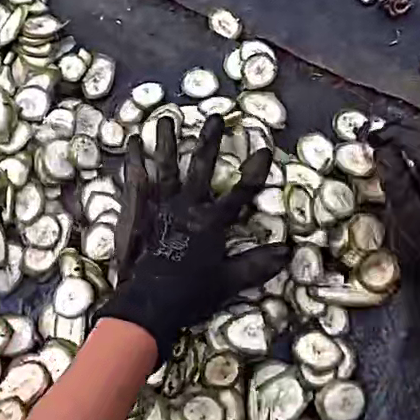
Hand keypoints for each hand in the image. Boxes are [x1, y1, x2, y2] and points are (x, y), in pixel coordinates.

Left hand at [98, 114, 290, 363]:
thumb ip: (257, 265)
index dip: (254, 171)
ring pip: (164, 167)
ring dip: (165, 142)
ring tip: (165, 119)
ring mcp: (159, 206)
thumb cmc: (191, 294)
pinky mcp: (137, 212)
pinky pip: (133, 181)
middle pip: (200, 168)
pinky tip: (130, 143)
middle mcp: (186, 207)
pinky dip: (132, 162)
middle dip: (210, 142)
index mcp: (211, 223)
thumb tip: (289, 251)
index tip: (264, 149)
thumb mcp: (229, 282)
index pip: (240, 192)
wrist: (149, 302)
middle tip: (215, 117)